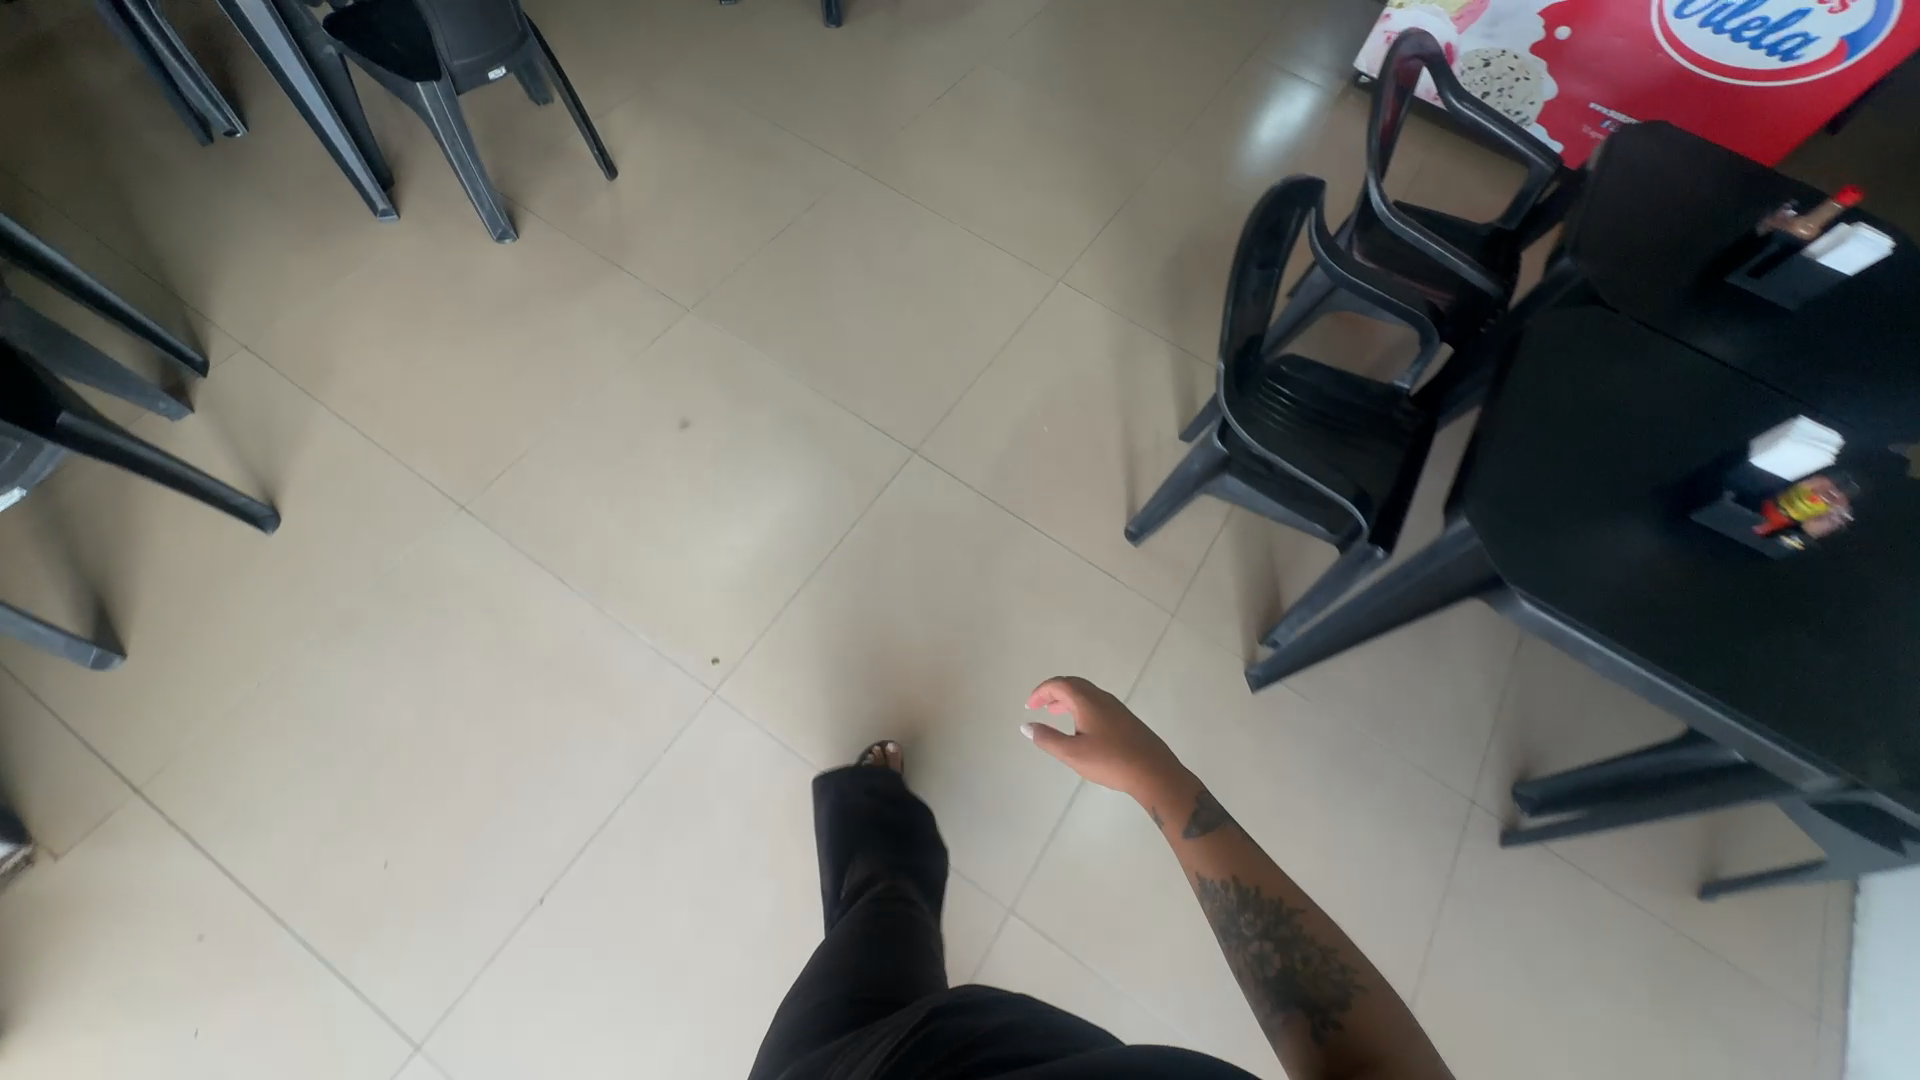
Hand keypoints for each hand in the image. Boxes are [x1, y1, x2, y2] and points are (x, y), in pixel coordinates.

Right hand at [1023, 676, 1190, 802]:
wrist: (1154, 771)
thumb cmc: (1111, 761)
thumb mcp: (1073, 754)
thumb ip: (1047, 739)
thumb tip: (1027, 726)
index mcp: (1087, 701)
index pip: (1059, 684)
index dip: (1041, 692)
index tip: (1030, 706)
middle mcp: (1102, 698)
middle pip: (1073, 684)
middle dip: (1053, 692)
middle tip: (1040, 706)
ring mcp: (1116, 708)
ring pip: (1086, 694)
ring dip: (1067, 699)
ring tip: (1056, 713)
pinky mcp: (1125, 719)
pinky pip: (1096, 703)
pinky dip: (1081, 707)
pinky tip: (1081, 727)